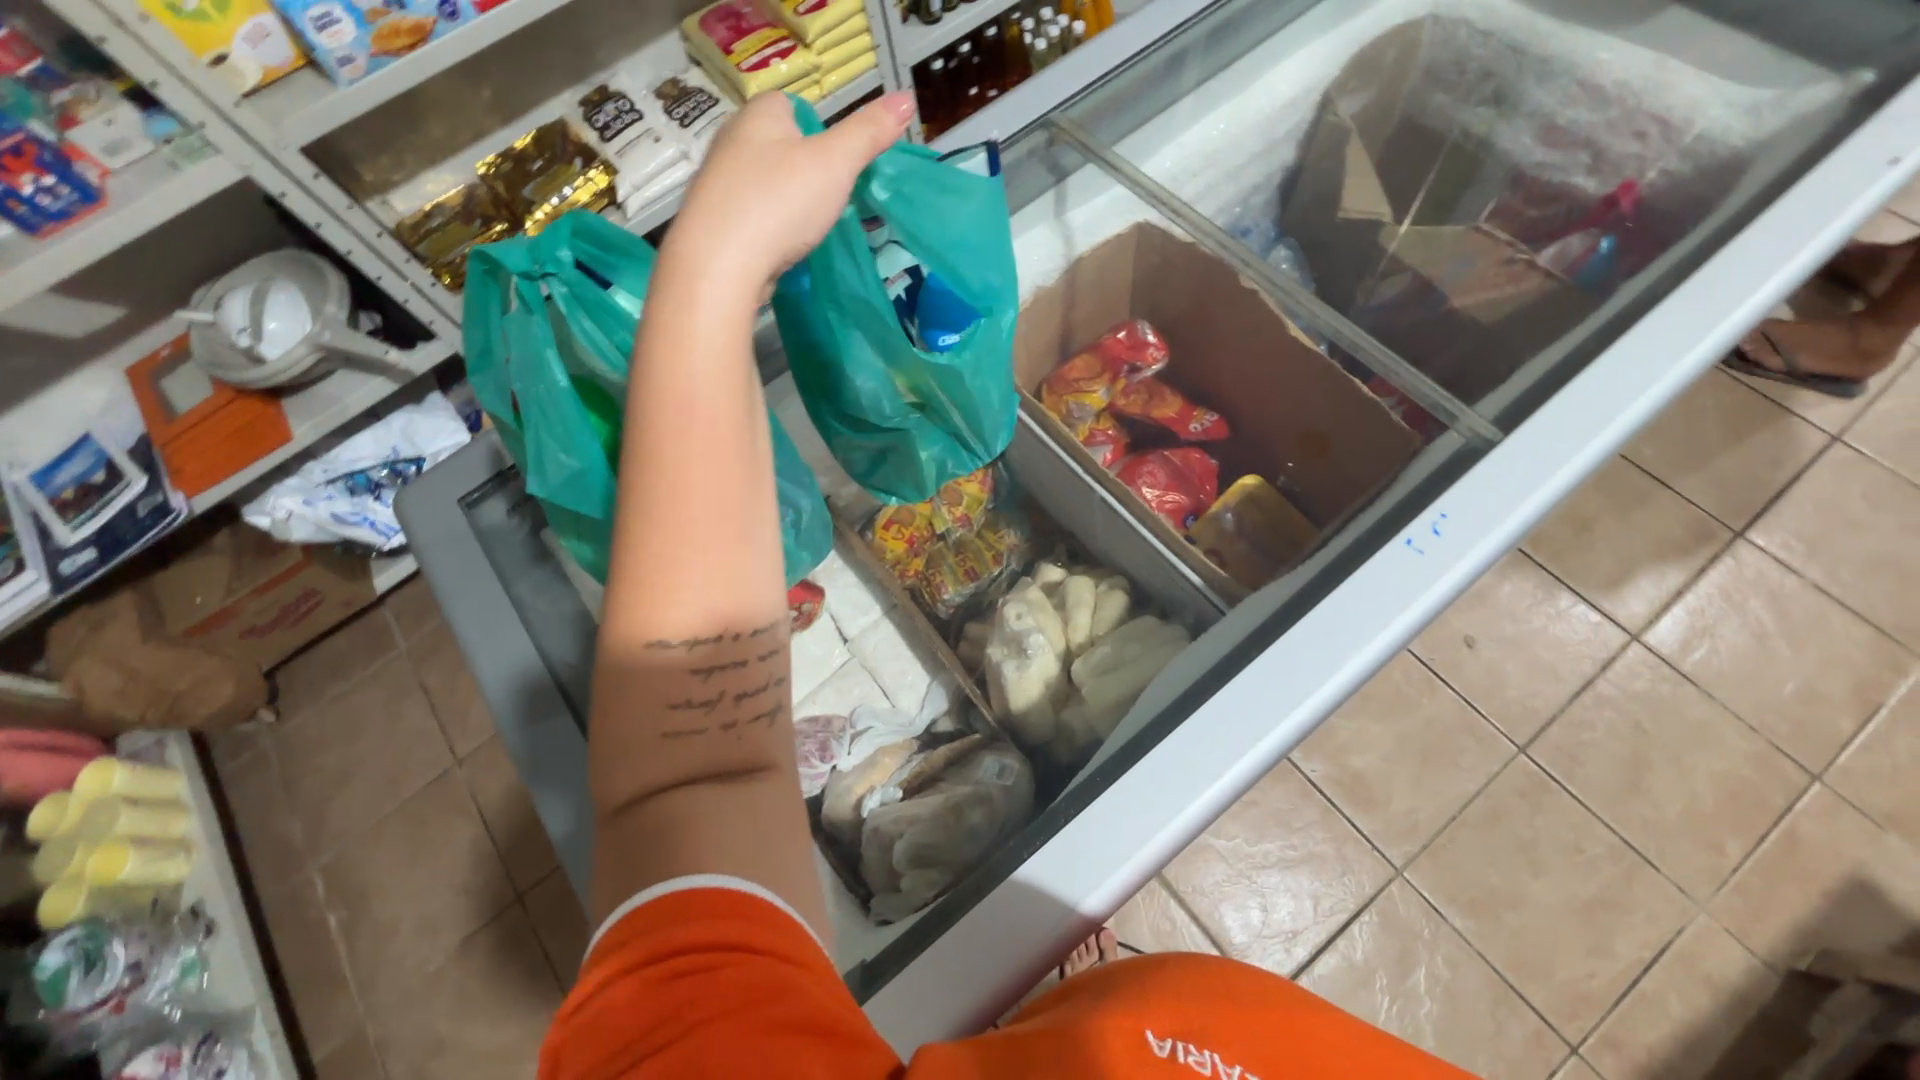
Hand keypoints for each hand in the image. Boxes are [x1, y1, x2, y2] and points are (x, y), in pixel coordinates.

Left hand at [665, 90, 915, 298]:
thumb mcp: (836, 163)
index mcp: (758, 114)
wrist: (719, 265)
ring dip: (789, 204)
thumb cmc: (780, 203)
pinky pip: (753, 218)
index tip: (839, 163)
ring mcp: (718, 184)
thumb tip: (906, 99)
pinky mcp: (714, 224)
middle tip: (831, 200)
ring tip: (808, 230)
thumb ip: (869, 133)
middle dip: (807, 171)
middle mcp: (731, 141)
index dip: (820, 132)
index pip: (793, 107)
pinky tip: (782, 250)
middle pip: (781, 148)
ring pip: (767, 185)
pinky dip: (770, 231)